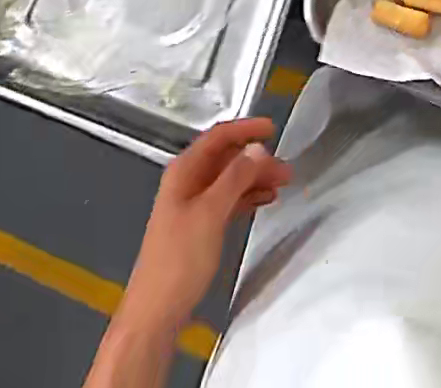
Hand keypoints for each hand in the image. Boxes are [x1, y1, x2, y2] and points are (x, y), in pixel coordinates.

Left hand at [118, 117, 290, 331]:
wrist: (156, 312)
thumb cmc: (180, 259)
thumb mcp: (211, 212)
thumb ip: (235, 177)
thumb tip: (258, 148)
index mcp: (184, 171)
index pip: (218, 137)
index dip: (246, 129)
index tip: (273, 128)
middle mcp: (188, 181)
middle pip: (226, 158)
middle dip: (256, 158)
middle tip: (285, 167)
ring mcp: (193, 204)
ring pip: (230, 179)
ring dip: (255, 178)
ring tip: (281, 183)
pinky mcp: (200, 225)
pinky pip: (229, 200)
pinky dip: (247, 196)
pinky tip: (265, 200)